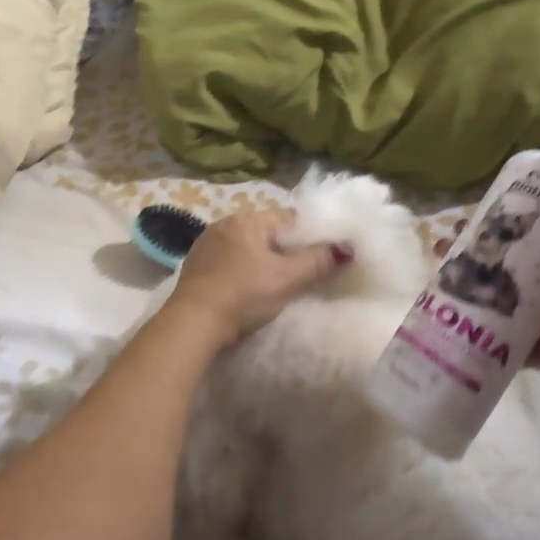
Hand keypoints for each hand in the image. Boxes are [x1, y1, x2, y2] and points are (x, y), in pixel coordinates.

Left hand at [167, 208, 348, 344]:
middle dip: (284, 248)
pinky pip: (228, 260)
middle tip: (301, 272)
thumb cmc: (244, 295)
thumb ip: (317, 261)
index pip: (288, 218)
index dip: (309, 235)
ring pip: (246, 246)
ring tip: (275, 282)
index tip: (322, 254)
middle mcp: (224, 223)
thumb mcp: (287, 279)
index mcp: (247, 219)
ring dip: (260, 259)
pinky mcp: (196, 264)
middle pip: (266, 231)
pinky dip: (241, 269)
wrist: (194, 321)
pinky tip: (246, 287)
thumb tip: (345, 248)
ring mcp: (206, 243)